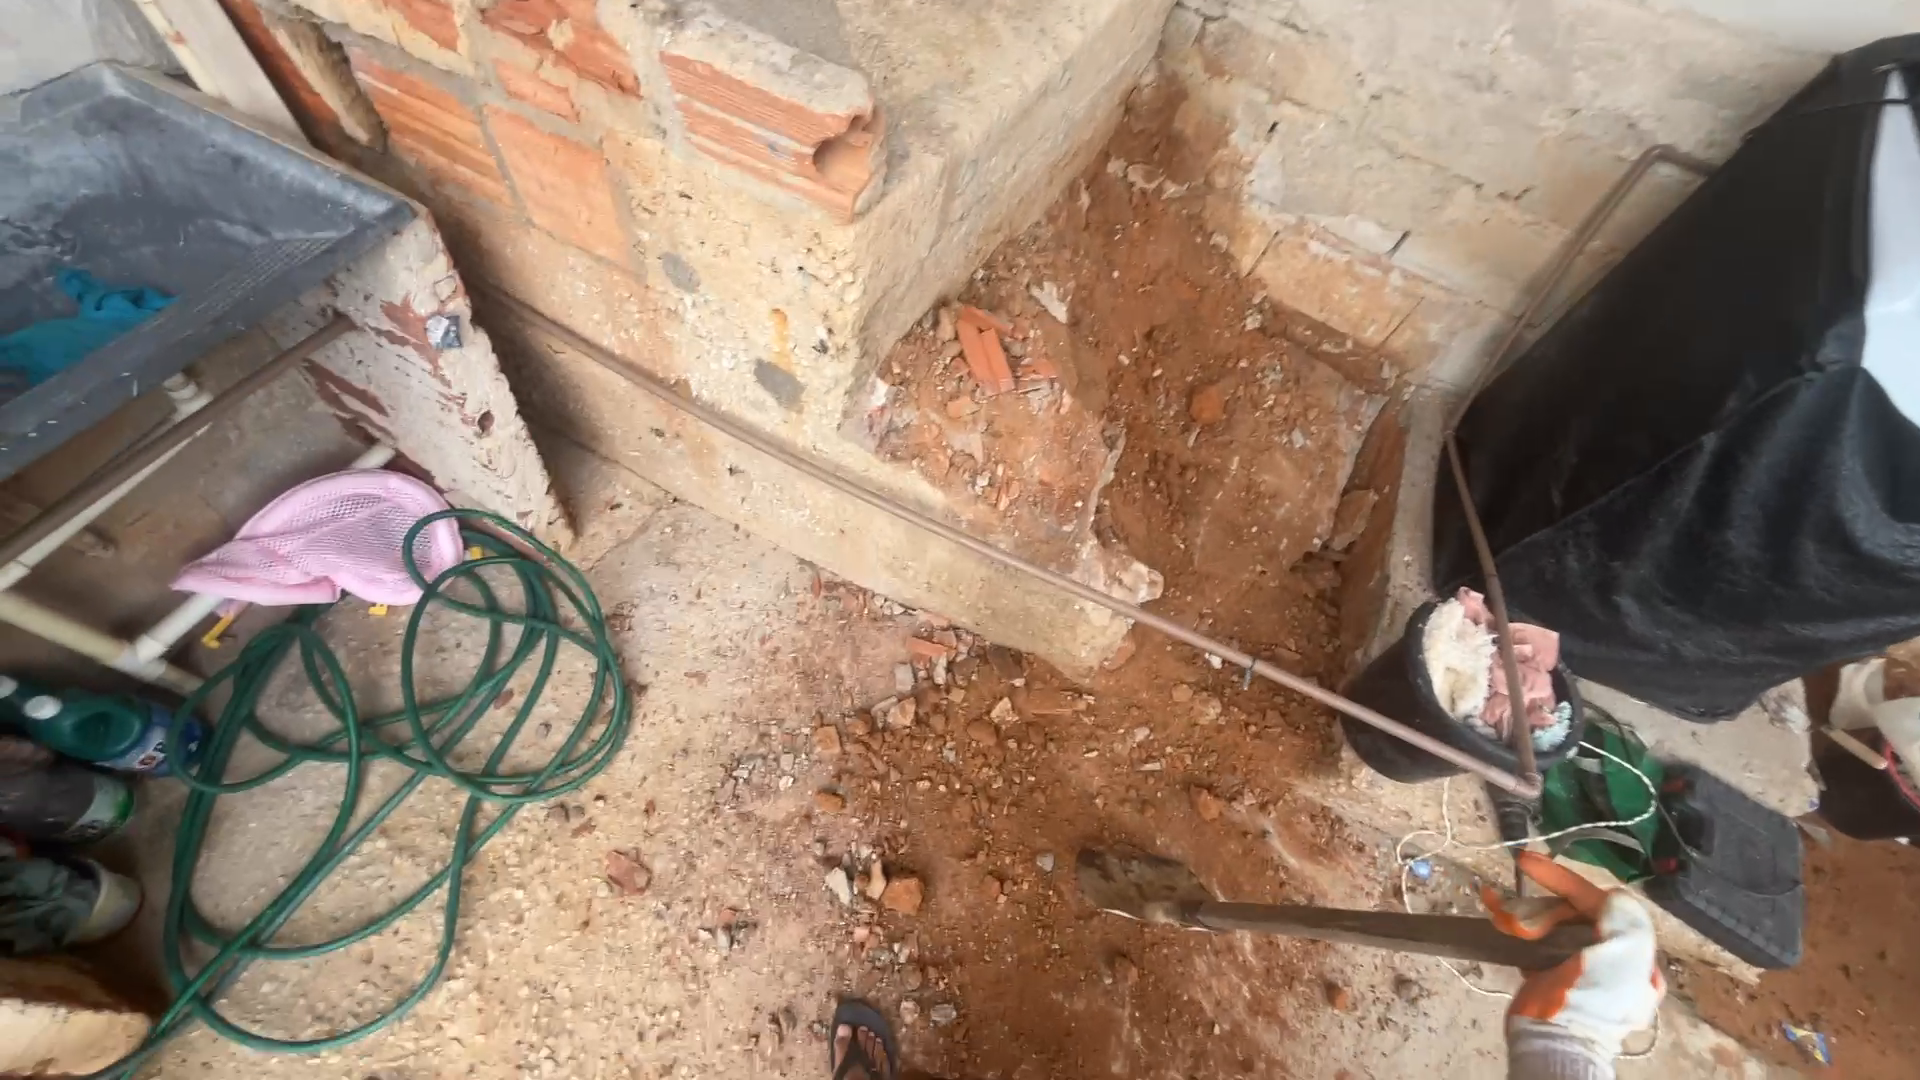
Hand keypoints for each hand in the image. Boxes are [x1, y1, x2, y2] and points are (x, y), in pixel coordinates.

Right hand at [1484, 851, 1664, 1058]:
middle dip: (1538, 907)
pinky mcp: (1547, 968)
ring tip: (1498, 917)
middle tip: (1513, 917)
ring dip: (1519, 913)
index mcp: (1633, 956)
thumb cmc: (1585, 1001)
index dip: (1564, 880)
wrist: (1551, 1041)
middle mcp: (1609, 957)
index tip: (1525, 862)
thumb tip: (1612, 894)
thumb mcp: (1618, 960)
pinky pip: (1531, 934)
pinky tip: (1493, 911)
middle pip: (1569, 910)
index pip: (1600, 903)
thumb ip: (1624, 923)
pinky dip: (1511, 920)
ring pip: (1546, 920)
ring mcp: (1576, 964)